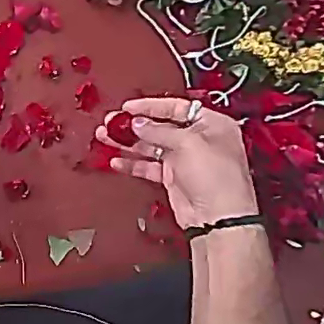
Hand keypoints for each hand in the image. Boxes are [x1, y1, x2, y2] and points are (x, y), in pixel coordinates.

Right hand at [98, 97, 259, 230]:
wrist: (218, 217)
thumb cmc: (218, 178)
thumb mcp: (188, 143)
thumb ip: (159, 130)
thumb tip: (138, 123)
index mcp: (211, 124)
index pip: (176, 107)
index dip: (151, 106)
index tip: (129, 107)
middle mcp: (198, 140)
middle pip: (160, 126)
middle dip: (134, 125)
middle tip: (112, 122)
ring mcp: (185, 159)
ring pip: (150, 146)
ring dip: (127, 142)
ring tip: (106, 137)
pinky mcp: (173, 178)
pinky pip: (149, 166)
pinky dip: (133, 163)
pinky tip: (117, 160)